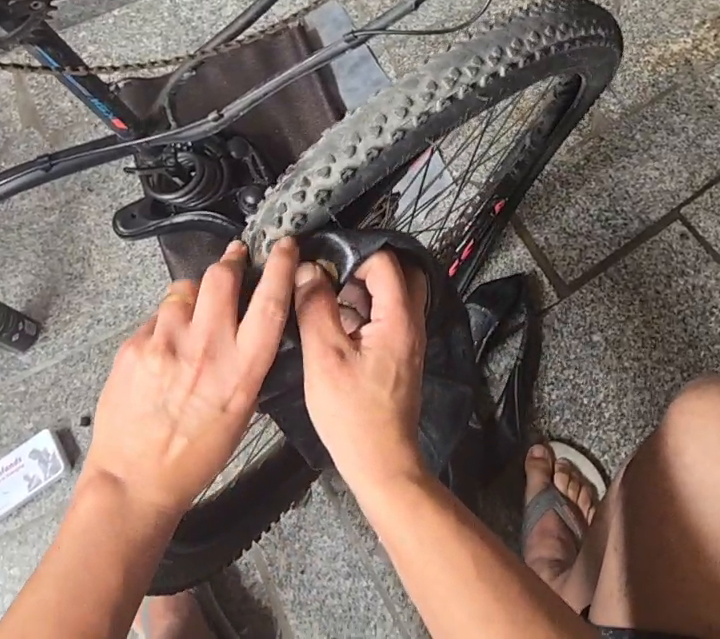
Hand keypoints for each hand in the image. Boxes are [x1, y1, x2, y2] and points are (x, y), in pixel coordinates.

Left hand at [84, 238, 296, 515]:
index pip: (270, 302)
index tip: (284, 245)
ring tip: (190, 318)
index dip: (281, 266)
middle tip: (234, 259)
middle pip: (222, 277)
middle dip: (230, 261)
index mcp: (242, 368)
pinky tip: (163, 349)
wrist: (134, 479)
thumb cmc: (196, 454)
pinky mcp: (135, 345)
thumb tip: (249, 323)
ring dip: (193, 295)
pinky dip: (165, 323)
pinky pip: (156, 316)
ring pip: (184, 290)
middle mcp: (207, 347)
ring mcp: (167, 342)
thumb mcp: (242, 409)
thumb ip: (247, 361)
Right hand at [295, 249, 429, 492]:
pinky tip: (335, 325)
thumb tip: (308, 269)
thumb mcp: (324, 357)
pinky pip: (388, 317)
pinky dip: (365, 311)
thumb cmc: (352, 414)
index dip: (353, 255)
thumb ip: (315, 307)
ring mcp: (409, 341)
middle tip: (331, 277)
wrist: (381, 463)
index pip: (385, 262)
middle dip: (364, 268)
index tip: (323, 263)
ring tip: (326, 299)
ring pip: (394, 296)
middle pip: (399, 274)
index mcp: (399, 318)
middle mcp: (412, 324)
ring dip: (363, 290)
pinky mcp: (400, 357)